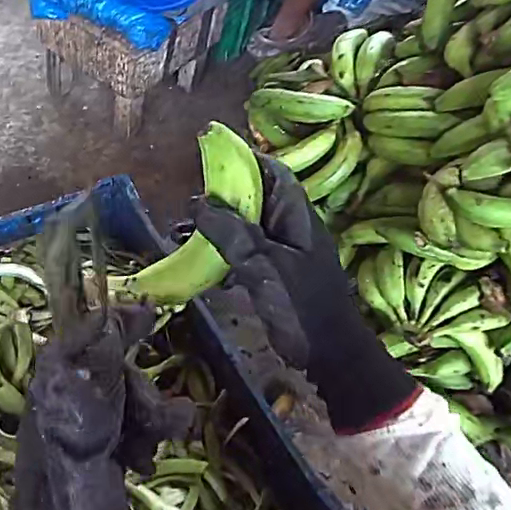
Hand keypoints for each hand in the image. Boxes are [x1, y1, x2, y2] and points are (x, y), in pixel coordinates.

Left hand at [0, 307, 157, 509]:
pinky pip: (137, 422)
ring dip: (152, 418)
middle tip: (158, 418)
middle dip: (142, 392)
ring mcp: (87, 427)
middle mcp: (66, 403)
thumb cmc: (69, 508)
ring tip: (151, 450)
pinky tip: (144, 461)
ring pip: (133, 396)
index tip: (151, 313)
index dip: (115, 324)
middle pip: (117, 368)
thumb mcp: (84, 439)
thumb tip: (108, 318)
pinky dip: (148, 436)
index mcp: (51, 395)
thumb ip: (96, 379)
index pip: (83, 340)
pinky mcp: (105, 448)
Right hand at [192, 155, 416, 432]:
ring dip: (216, 230)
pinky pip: (243, 257)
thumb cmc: (302, 304)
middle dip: (222, 198)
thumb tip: (198, 203)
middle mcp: (289, 229)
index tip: (214, 156)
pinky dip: (221, 257)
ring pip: (245, 230)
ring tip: (182, 234)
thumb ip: (232, 232)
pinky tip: (200, 266)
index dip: (247, 160)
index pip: (274, 174)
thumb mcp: (265, 264)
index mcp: (296, 216)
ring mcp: (282, 254)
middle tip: (190, 202)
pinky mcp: (273, 278)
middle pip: (255, 200)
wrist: (328, 353)